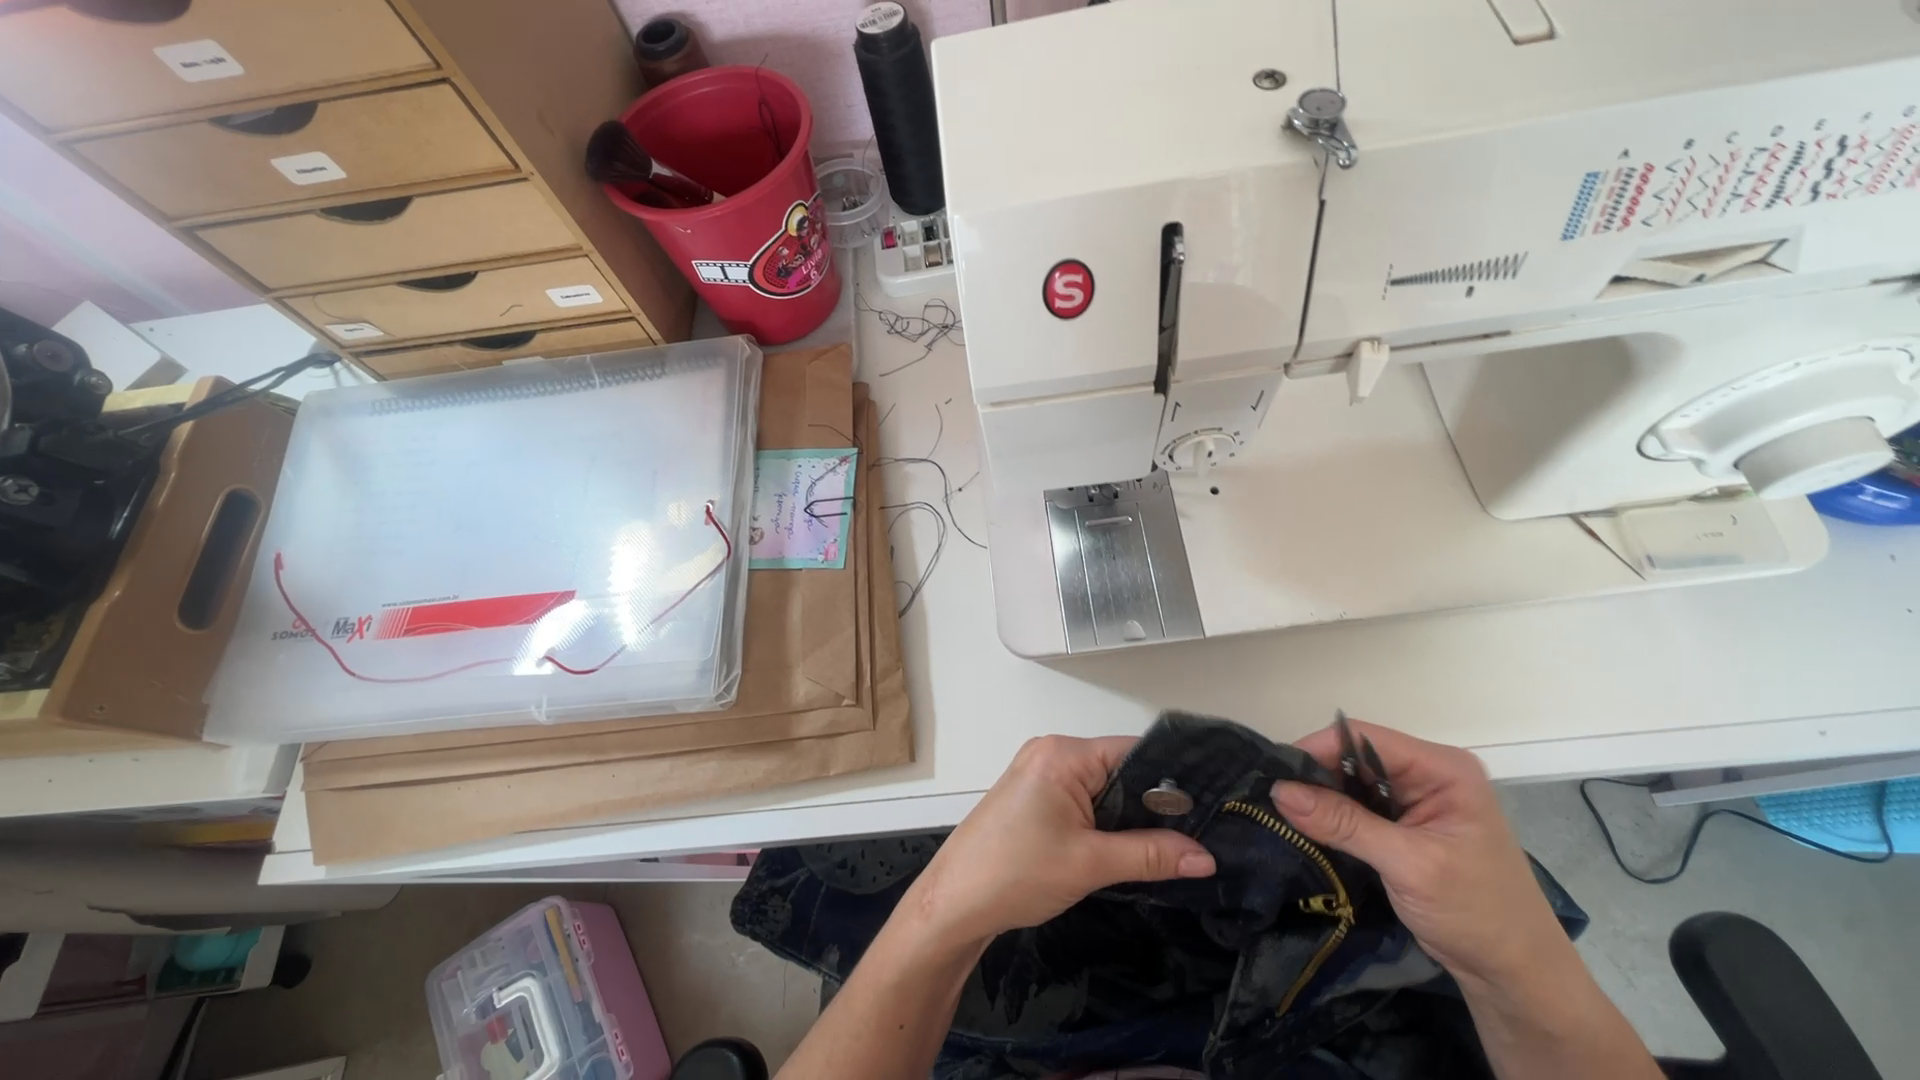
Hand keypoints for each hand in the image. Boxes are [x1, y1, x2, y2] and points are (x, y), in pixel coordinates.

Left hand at [906, 735, 1215, 946]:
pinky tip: (1129, 846)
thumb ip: (1151, 855)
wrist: (954, 903)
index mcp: (1063, 754)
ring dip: (1129, 815)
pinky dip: (1105, 820)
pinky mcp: (1033, 797)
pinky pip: (1082, 798)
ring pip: (1103, 787)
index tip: (1211, 807)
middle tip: (1199, 833)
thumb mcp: (1090, 864)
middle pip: (1121, 768)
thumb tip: (1206, 857)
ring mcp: (1038, 773)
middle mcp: (1051, 753)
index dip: (1174, 780)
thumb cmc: (1015, 874)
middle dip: (1154, 802)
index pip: (1135, 751)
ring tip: (1171, 844)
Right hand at [1270, 720, 1571, 988]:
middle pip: (1354, 757)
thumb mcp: (1409, 864)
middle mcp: (1429, 774)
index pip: (1364, 739)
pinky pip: (1358, 808)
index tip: (1273, 774)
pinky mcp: (1404, 827)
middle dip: (1314, 775)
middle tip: (1270, 796)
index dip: (1316, 749)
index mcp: (1444, 769)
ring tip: (1279, 810)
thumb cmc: (1476, 913)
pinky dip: (1332, 818)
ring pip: (1352, 783)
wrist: (1515, 974)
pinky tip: (1306, 827)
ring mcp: (1417, 801)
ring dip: (1320, 798)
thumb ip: (1344, 823)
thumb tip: (1279, 791)